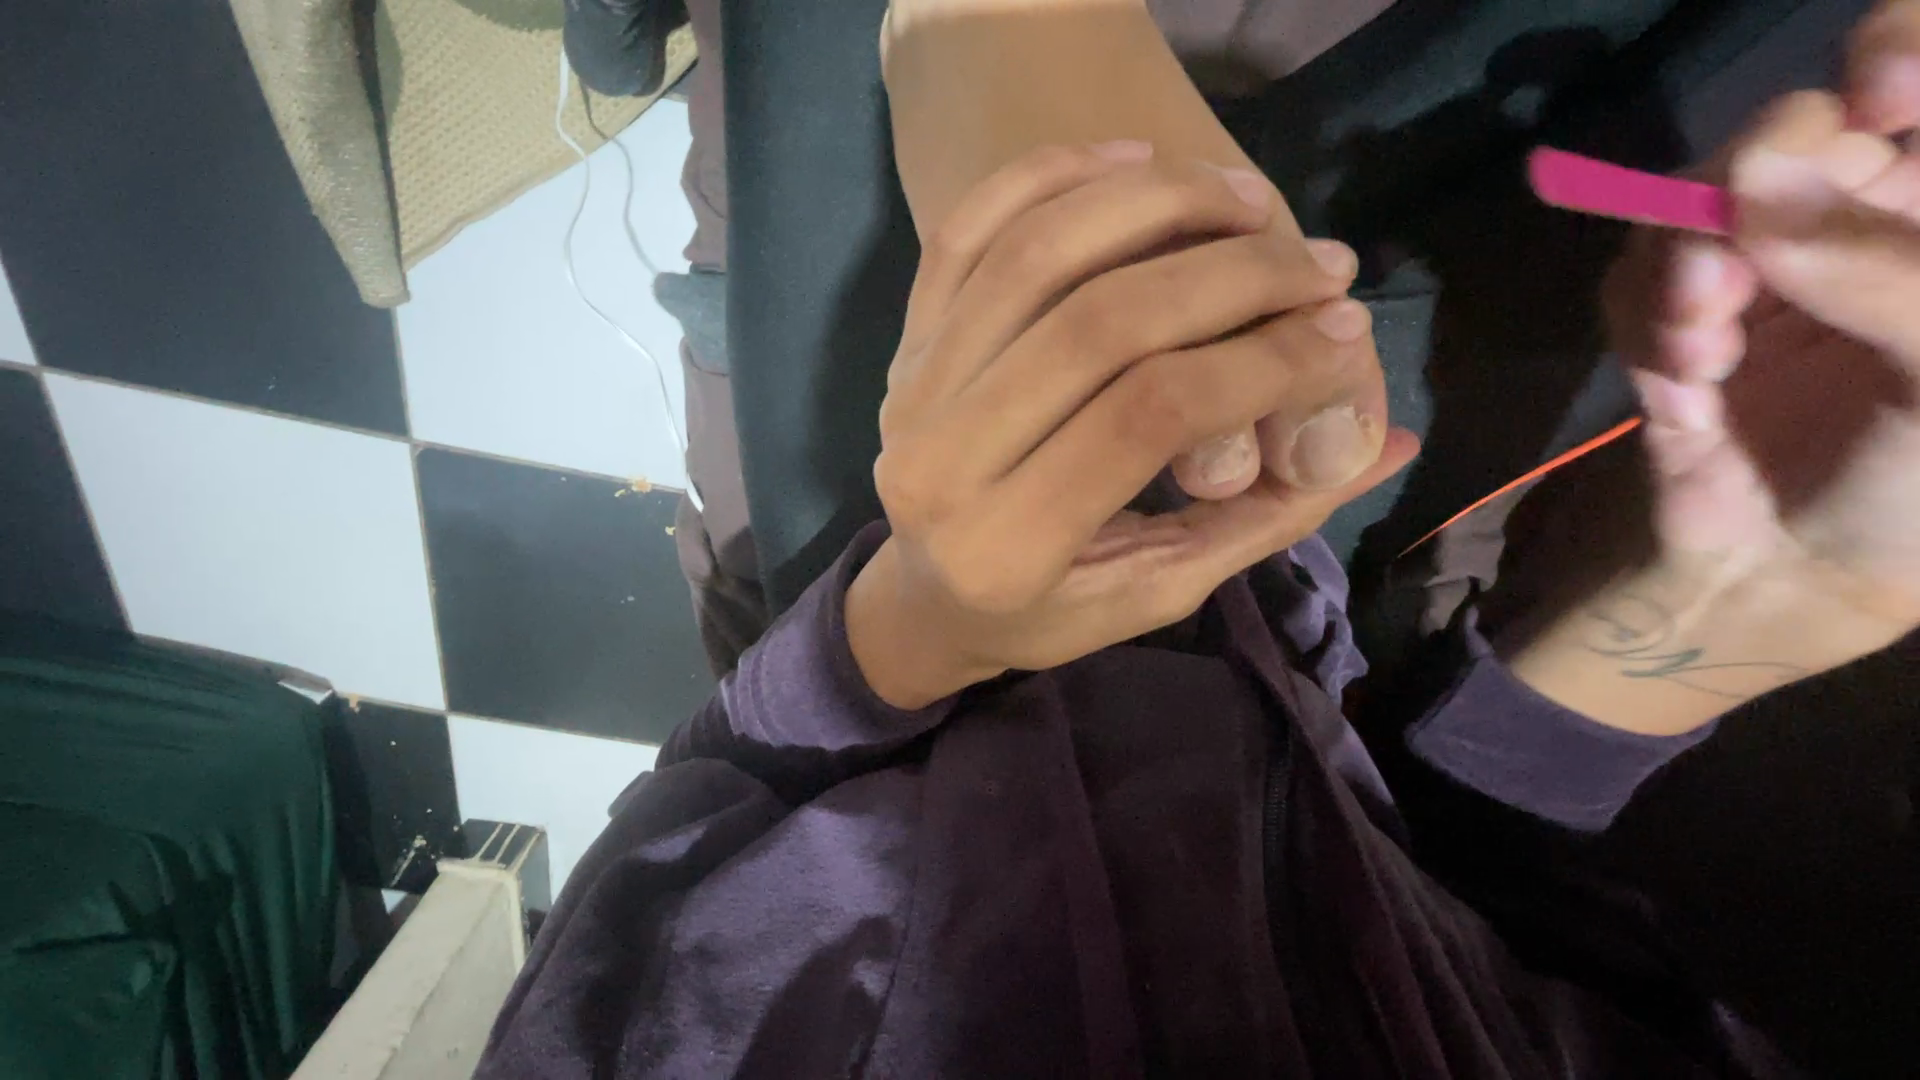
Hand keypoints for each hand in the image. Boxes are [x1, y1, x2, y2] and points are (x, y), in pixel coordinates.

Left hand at [846, 143, 1417, 707]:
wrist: (924, 598)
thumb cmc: (1041, 613)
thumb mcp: (1153, 593)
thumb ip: (1260, 521)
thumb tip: (1386, 442)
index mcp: (1008, 546)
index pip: (1146, 416)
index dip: (1259, 362)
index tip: (1342, 331)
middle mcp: (943, 462)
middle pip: (1097, 326)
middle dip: (1227, 278)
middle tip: (1318, 263)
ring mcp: (910, 395)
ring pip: (1031, 261)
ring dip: (1150, 206)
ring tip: (1242, 196)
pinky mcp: (901, 349)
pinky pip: (963, 236)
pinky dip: (1044, 179)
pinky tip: (1131, 161)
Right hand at [1508, 2, 1919, 732]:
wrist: (1788, 568)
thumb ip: (1875, 263)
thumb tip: (1750, 169)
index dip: (1904, 59)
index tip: (1879, 101)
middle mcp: (1857, 223)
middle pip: (1792, 134)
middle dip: (1756, 188)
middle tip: (1735, 256)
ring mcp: (1755, 271)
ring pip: (1688, 208)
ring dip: (1681, 274)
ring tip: (1700, 347)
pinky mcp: (1668, 320)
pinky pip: (1631, 282)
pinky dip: (1646, 324)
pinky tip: (1684, 375)